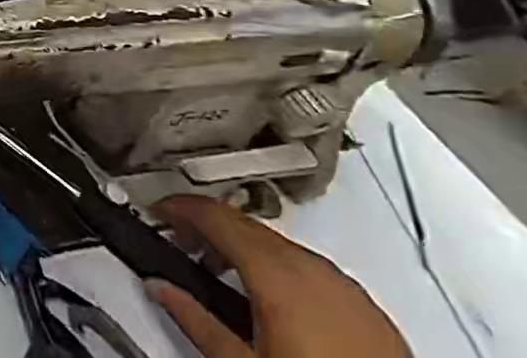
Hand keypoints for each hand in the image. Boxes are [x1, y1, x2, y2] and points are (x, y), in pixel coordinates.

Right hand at [145, 195, 410, 357]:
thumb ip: (196, 318)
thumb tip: (162, 289)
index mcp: (278, 273)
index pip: (214, 215)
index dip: (178, 207)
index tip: (159, 212)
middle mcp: (314, 269)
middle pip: (245, 225)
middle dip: (206, 226)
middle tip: (178, 240)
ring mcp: (346, 288)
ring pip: (278, 245)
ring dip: (242, 247)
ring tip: (219, 272)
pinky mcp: (368, 310)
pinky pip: (311, 269)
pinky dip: (279, 268)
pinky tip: (269, 297)